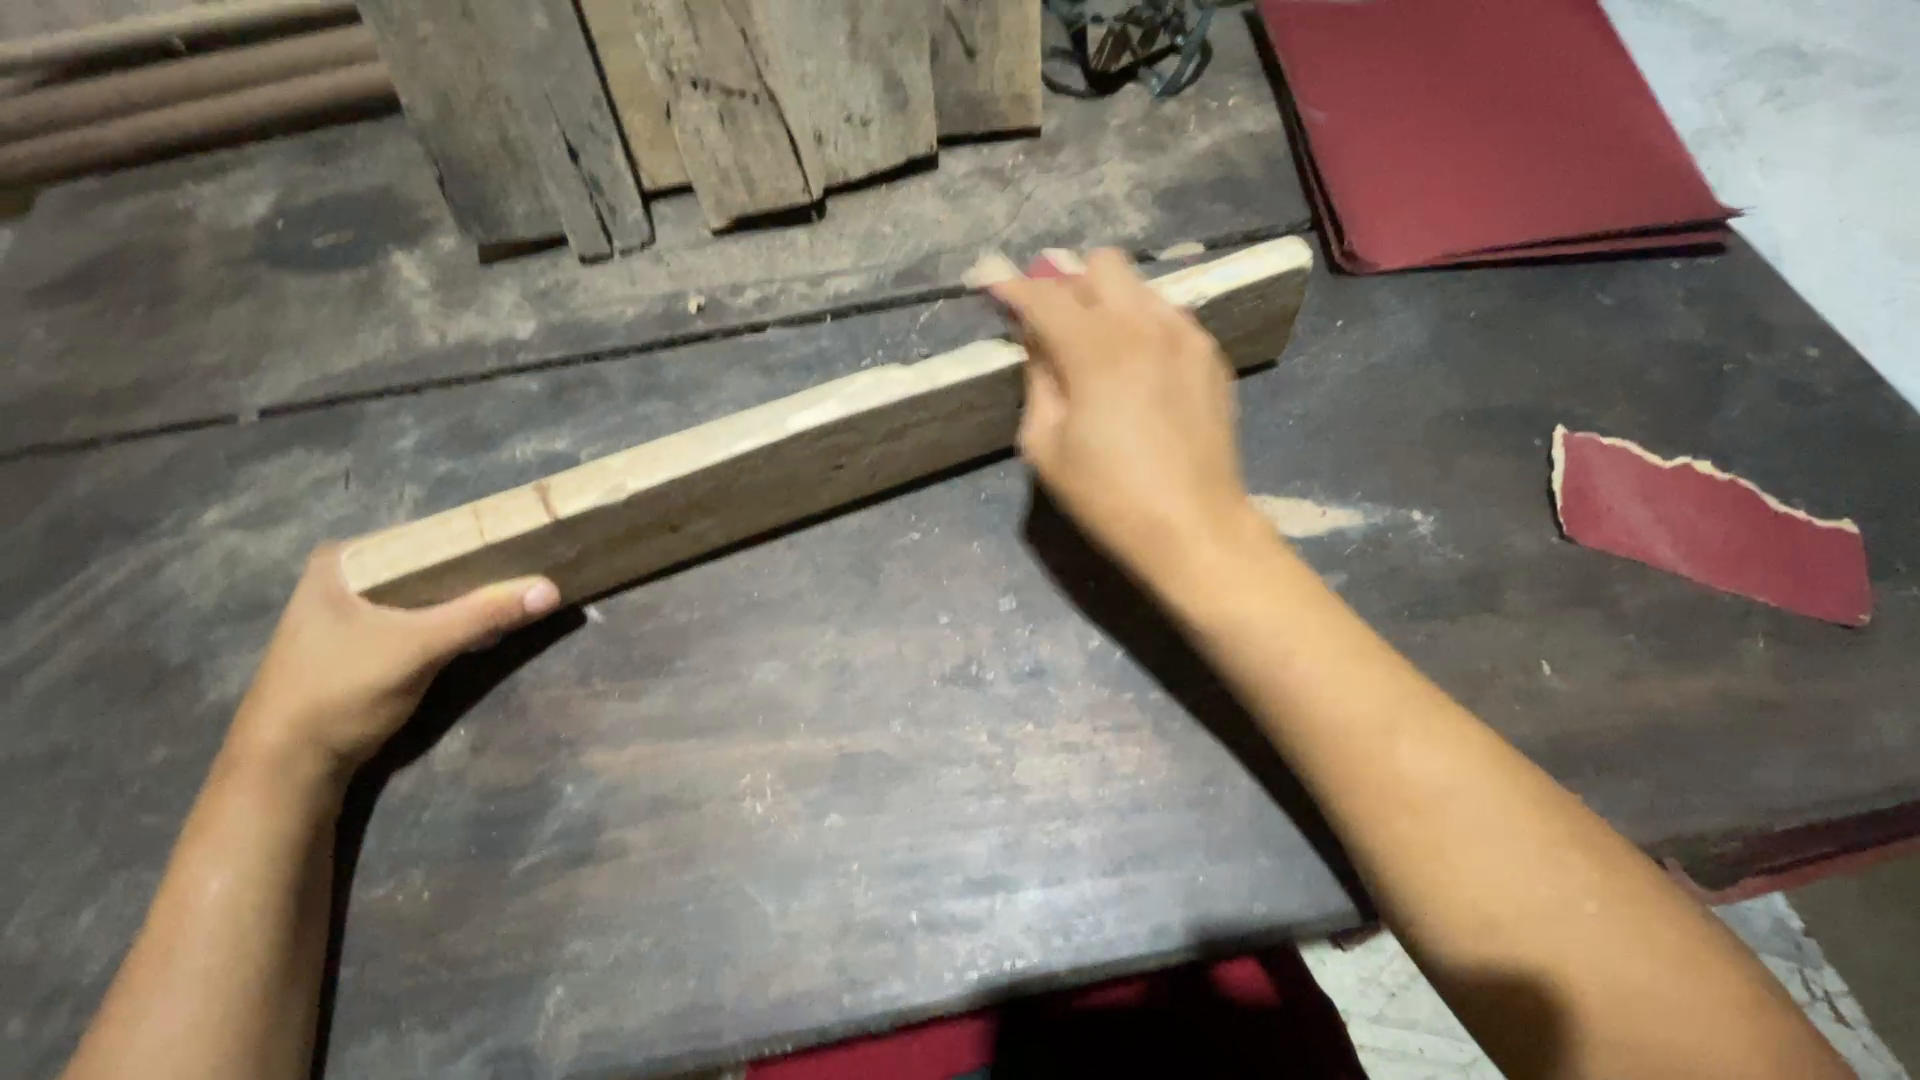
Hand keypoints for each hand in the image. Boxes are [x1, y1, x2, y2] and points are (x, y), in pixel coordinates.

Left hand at [227, 544, 560, 774]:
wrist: (290, 766)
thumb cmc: (342, 691)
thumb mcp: (419, 647)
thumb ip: (484, 614)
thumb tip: (552, 588)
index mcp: (344, 561)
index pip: (426, 534)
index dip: (477, 539)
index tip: (525, 543)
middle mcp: (346, 578)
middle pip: (430, 566)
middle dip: (477, 574)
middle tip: (531, 573)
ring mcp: (353, 614)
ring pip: (428, 596)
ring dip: (468, 602)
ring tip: (517, 599)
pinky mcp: (365, 646)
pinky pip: (421, 621)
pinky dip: (452, 625)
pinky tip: (484, 632)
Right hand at [990, 249, 1266, 591]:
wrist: (1194, 526)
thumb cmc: (1108, 497)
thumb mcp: (1046, 447)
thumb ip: (1038, 381)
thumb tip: (1037, 342)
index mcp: (1096, 349)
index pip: (1044, 295)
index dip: (1011, 286)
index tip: (991, 282)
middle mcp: (1144, 325)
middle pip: (1101, 265)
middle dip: (1068, 282)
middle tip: (1052, 320)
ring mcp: (1185, 335)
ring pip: (1139, 286)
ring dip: (1108, 302)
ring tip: (1096, 347)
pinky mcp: (1210, 354)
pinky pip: (1167, 316)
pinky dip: (1141, 326)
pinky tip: (1136, 369)